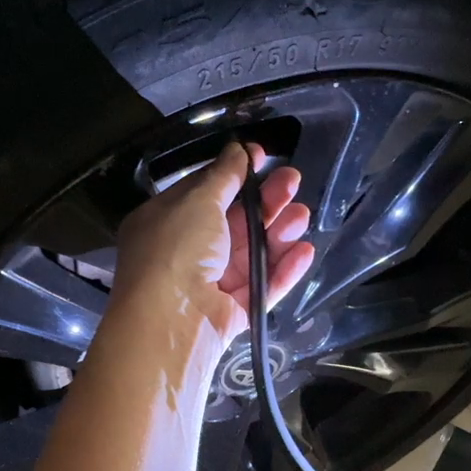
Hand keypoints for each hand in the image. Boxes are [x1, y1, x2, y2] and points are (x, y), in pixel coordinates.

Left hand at [112, 141, 314, 343]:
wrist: (171, 319)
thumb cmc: (176, 249)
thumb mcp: (197, 201)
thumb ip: (223, 176)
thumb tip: (238, 150)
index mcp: (167, 222)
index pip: (204, 192)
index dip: (234, 174)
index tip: (260, 157)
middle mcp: (186, 252)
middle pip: (235, 222)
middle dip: (266, 201)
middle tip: (293, 181)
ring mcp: (211, 284)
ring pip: (252, 253)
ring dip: (279, 232)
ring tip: (301, 216)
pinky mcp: (233, 311)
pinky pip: (262, 286)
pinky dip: (283, 269)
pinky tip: (304, 251)